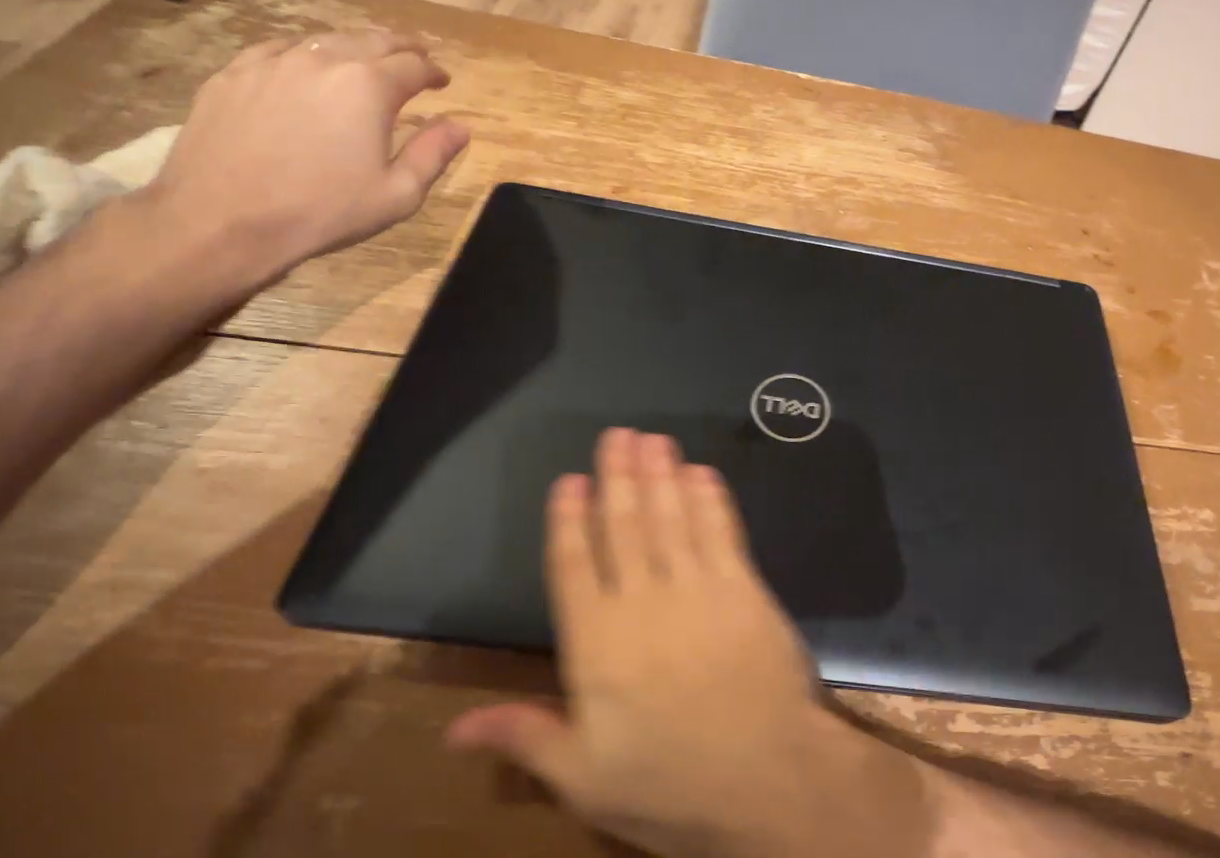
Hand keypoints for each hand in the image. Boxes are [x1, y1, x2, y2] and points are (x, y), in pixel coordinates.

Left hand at [142, 31, 469, 285]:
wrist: (222, 220)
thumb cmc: (323, 211)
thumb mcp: (397, 194)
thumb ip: (433, 154)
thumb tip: (461, 127)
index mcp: (369, 86)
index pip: (414, 65)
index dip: (433, 71)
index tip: (442, 82)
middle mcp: (323, 60)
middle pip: (372, 39)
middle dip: (400, 47)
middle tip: (414, 57)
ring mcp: (272, 62)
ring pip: (324, 40)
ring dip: (353, 47)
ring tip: (363, 60)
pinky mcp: (233, 74)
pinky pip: (278, 51)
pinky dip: (304, 54)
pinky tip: (305, 69)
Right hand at [446, 429, 928, 857]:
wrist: (769, 779)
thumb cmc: (670, 784)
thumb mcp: (584, 777)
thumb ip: (524, 737)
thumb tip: (451, 730)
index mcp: (596, 643)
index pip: (573, 566)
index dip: (569, 520)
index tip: (569, 480)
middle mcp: (643, 602)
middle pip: (625, 526)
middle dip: (619, 477)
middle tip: (617, 435)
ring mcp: (699, 590)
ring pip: (672, 518)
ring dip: (661, 476)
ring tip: (653, 440)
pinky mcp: (746, 589)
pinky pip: (722, 532)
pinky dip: (711, 500)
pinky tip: (703, 474)